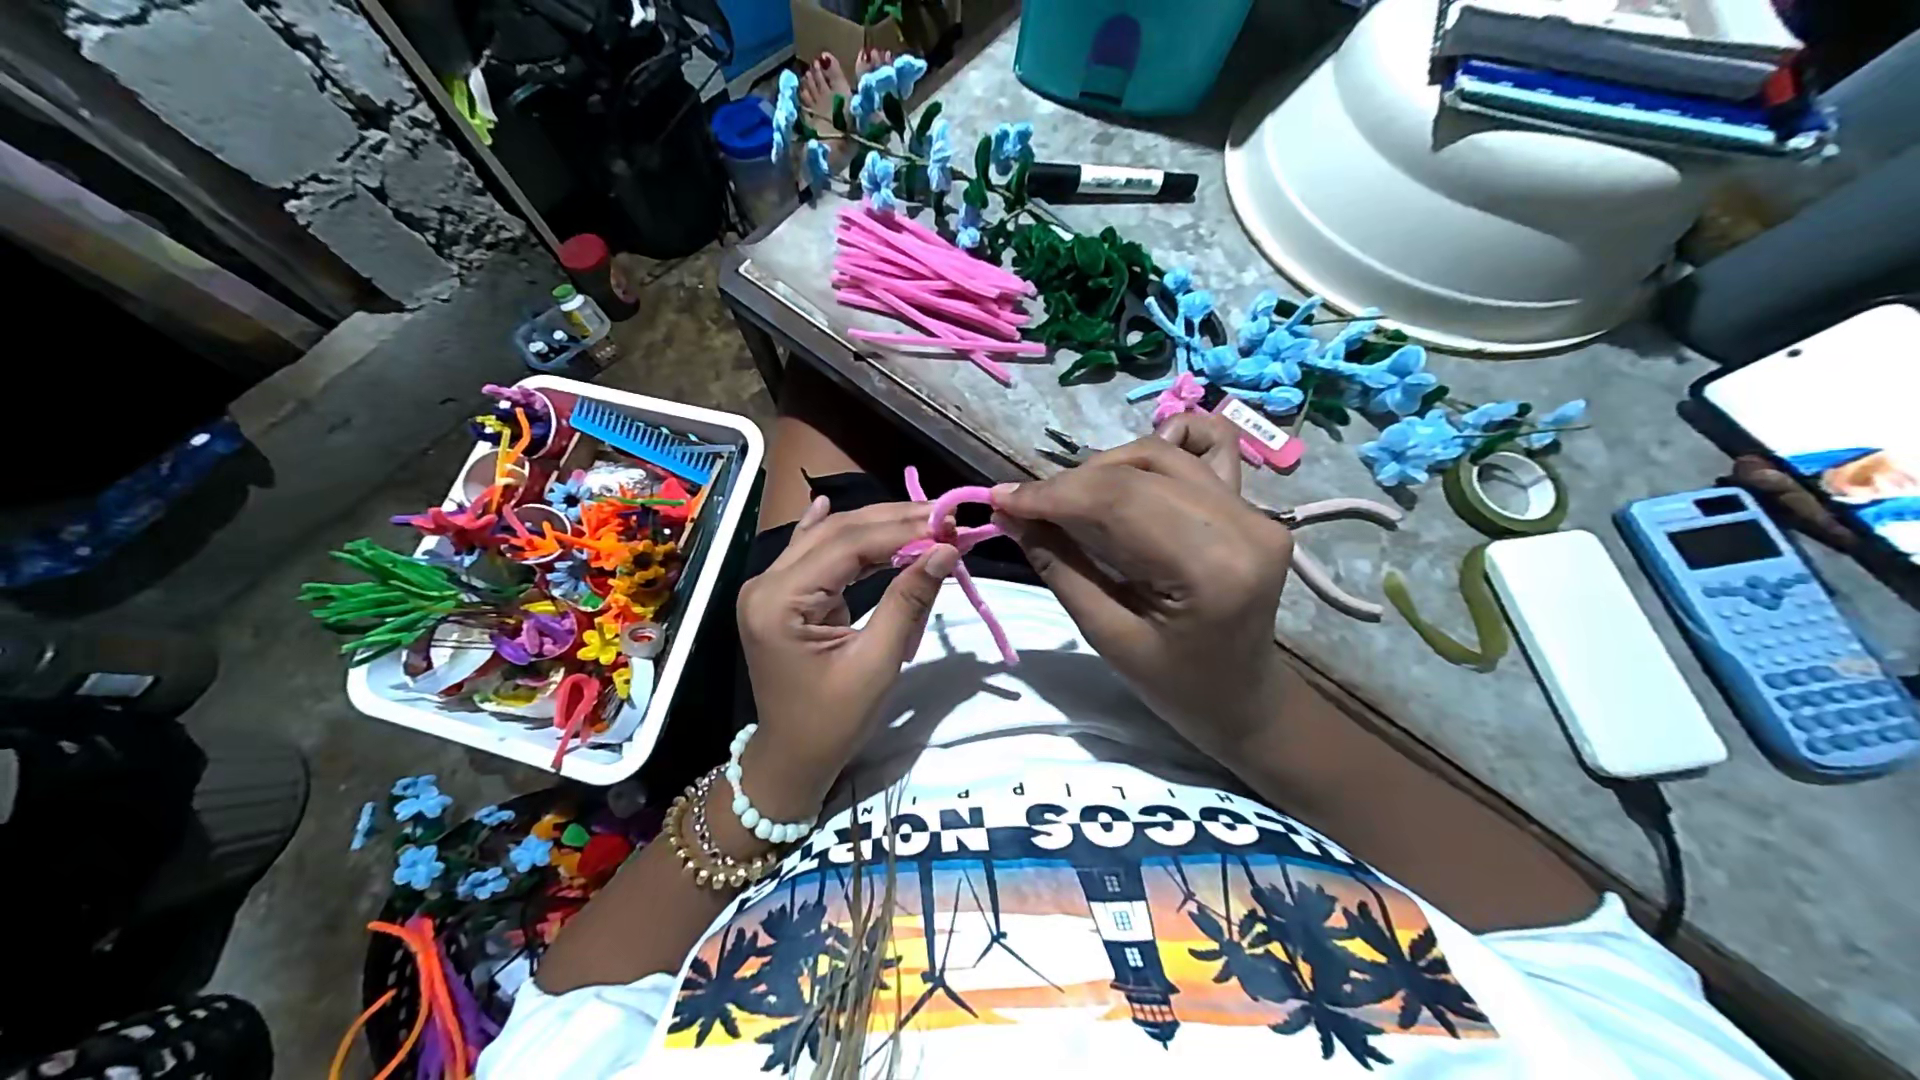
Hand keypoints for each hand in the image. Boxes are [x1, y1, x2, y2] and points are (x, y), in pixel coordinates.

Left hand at [736, 498, 958, 819]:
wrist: (794, 758)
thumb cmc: (834, 721)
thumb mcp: (876, 664)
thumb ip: (908, 601)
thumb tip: (946, 551)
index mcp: (779, 601)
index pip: (848, 546)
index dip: (902, 530)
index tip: (949, 524)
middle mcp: (767, 584)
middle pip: (837, 534)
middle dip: (894, 522)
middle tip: (945, 518)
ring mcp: (770, 588)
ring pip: (829, 540)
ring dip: (877, 528)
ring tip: (926, 520)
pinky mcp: (782, 596)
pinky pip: (812, 554)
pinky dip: (834, 535)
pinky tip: (830, 503)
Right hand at [990, 413, 1295, 755]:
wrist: (1241, 698)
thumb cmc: (1175, 685)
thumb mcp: (1107, 637)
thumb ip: (1059, 567)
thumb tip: (1010, 514)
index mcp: (1214, 570)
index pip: (1121, 503)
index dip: (1055, 494)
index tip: (1002, 499)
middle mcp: (1244, 525)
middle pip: (1139, 472)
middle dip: (1070, 483)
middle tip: (1023, 505)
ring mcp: (1254, 510)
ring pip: (1161, 455)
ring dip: (1103, 469)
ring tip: (1067, 501)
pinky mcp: (1251, 505)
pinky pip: (1208, 448)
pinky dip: (1164, 445)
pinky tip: (1130, 470)